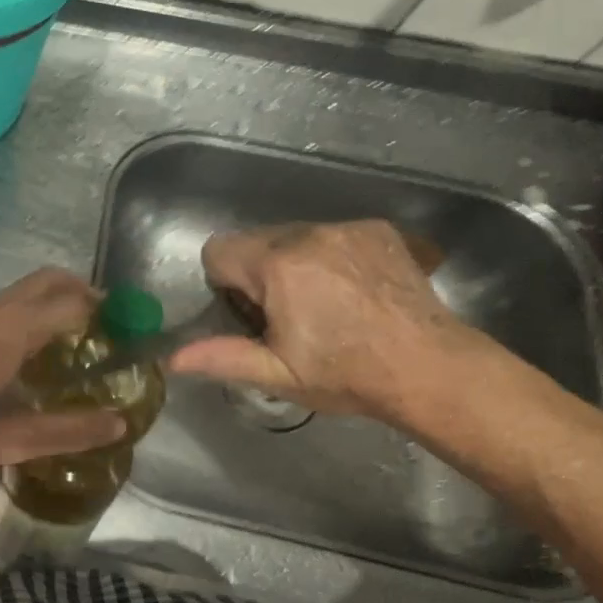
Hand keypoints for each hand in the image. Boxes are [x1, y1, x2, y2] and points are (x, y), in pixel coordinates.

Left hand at [0, 269, 127, 474]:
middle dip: (86, 295)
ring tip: (83, 341)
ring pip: (26, 290)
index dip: (108, 312)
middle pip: (49, 281)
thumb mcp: (11, 439)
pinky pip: (9, 303)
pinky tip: (40, 351)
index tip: (134, 333)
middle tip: (112, 330)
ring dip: (59, 302)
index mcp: (7, 330)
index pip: (71, 301)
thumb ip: (67, 430)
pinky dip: (36, 311)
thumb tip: (119, 422)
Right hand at [169, 220, 477, 419]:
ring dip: (292, 263)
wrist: (432, 368)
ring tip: (322, 304)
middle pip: (255, 240)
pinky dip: (328, 256)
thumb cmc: (347, 374)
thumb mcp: (276, 374)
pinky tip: (351, 291)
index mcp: (277, 266)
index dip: (224, 283)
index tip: (251, 314)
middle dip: (258, 272)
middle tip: (286, 316)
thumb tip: (171, 359)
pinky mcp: (377, 230)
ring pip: (293, 236)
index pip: (218, 250)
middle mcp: (309, 234)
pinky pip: (330, 235)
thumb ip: (220, 357)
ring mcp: (347, 229)